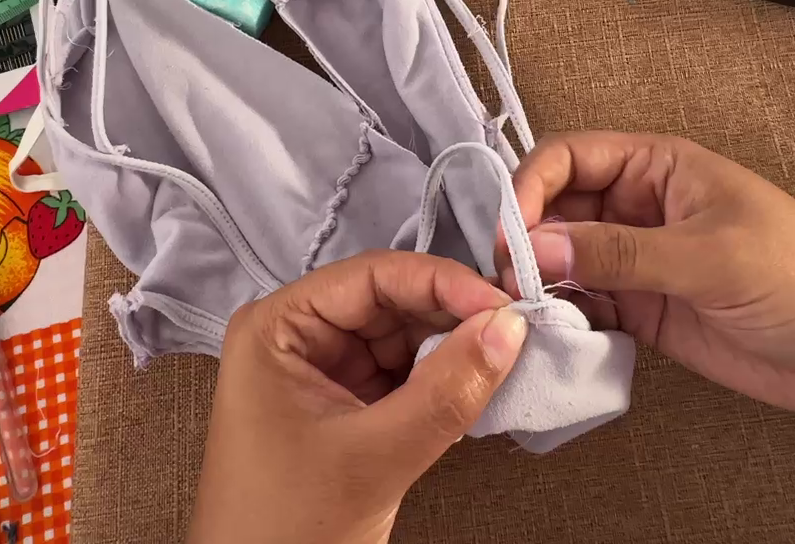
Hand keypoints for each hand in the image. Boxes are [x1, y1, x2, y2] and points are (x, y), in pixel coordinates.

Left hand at [188, 250, 528, 543]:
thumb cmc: (291, 531)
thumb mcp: (371, 459)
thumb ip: (444, 392)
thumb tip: (511, 327)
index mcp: (280, 325)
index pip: (371, 277)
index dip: (439, 281)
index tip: (501, 302)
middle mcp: (301, 333)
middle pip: (390, 300)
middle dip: (451, 311)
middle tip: (515, 325)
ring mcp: (325, 367)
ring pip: (403, 334)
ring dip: (453, 341)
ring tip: (507, 348)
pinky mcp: (349, 401)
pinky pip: (404, 370)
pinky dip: (443, 374)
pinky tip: (479, 374)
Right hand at [510, 132, 794, 414]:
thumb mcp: (710, 256)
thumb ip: (622, 252)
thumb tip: (537, 248)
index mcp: (654, 166)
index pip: (570, 156)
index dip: (532, 186)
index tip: (512, 235)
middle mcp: (635, 205)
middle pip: (557, 207)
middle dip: (528, 237)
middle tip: (509, 283)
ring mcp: (636, 257)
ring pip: (564, 256)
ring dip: (540, 280)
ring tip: (523, 313)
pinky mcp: (641, 306)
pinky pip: (585, 301)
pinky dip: (563, 316)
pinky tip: (555, 335)